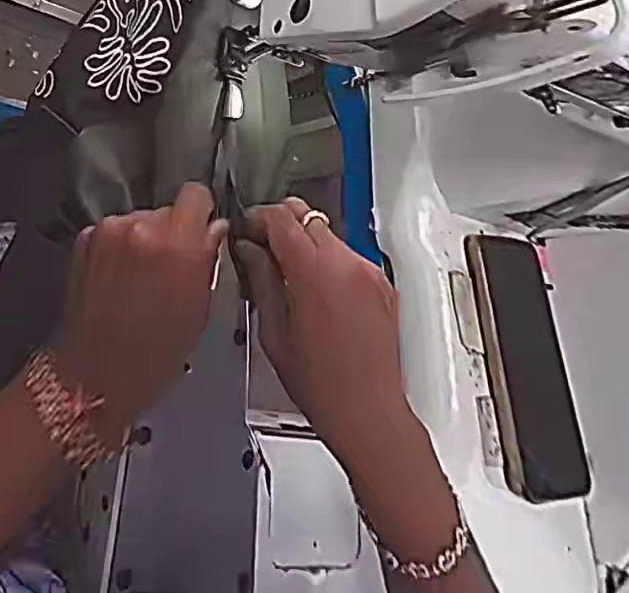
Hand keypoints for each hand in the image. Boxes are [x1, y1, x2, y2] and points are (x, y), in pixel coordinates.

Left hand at [52, 183, 226, 434]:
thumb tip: (214, 229)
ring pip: (141, 219)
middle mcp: (142, 228)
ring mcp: (109, 231)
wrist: (93, 375)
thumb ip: (208, 257)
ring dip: (145, 239)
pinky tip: (120, 279)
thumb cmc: (153, 352)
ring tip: (141, 279)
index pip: (196, 194)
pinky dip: (120, 247)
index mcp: (177, 244)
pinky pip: (115, 231)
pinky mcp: (85, 239)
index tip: (201, 231)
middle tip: (171, 267)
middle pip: (168, 209)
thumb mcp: (200, 307)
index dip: (201, 212)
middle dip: (174, 232)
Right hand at [234, 199, 409, 455]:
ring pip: (328, 234)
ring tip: (287, 270)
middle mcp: (345, 264)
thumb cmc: (322, 386)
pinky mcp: (382, 284)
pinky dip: (328, 260)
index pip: (282, 219)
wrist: (369, 412)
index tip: (247, 226)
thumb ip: (261, 280)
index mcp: (314, 272)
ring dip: (305, 241)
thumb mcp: (274, 332)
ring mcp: (367, 272)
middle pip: (308, 216)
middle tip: (261, 241)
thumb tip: (249, 251)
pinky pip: (348, 255)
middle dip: (281, 222)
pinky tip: (315, 288)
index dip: (259, 217)